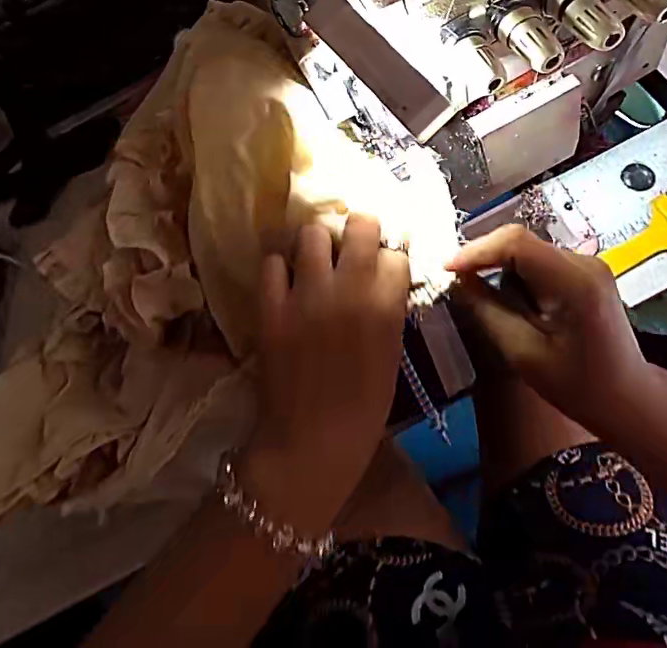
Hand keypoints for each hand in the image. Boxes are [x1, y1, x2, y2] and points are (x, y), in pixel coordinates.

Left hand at [248, 215, 409, 521]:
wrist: (311, 442)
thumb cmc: (364, 405)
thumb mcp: (391, 349)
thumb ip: (389, 306)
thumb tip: (382, 273)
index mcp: (387, 304)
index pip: (395, 253)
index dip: (388, 257)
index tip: (381, 265)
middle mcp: (350, 288)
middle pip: (360, 223)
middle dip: (359, 230)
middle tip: (351, 246)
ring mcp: (307, 295)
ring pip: (312, 232)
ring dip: (317, 244)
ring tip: (314, 261)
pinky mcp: (271, 307)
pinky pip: (272, 263)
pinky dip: (280, 269)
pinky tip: (285, 284)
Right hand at [447, 225, 656, 437]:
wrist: (627, 398)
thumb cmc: (577, 386)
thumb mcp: (523, 352)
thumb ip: (488, 310)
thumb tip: (459, 280)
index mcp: (574, 282)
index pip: (516, 243)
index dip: (476, 250)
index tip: (448, 269)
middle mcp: (584, 262)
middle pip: (521, 242)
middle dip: (486, 259)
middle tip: (457, 282)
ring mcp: (588, 263)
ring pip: (528, 250)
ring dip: (502, 268)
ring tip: (486, 298)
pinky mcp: (585, 271)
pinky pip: (540, 260)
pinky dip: (518, 274)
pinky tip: (513, 302)